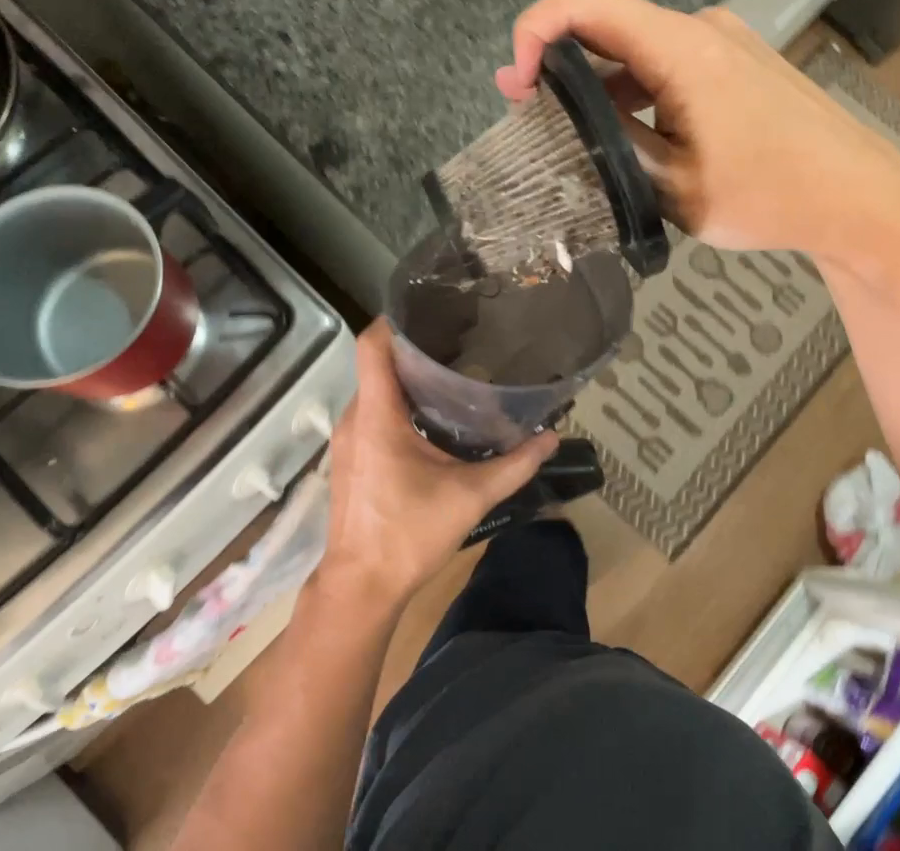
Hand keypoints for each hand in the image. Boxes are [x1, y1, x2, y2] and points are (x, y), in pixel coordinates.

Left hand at [318, 322, 558, 608]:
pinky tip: (433, 420)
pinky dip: (398, 406)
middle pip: (377, 365)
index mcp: (377, 416)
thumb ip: (514, 465)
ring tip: (452, 376)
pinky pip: (372, 415)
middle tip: (461, 344)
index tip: (434, 313)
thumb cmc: (409, 535)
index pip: (372, 346)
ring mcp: (347, 440)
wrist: (361, 586)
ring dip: (407, 381)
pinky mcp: (349, 459)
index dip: (397, 321)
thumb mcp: (470, 497)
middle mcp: (354, 419)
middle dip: (414, 351)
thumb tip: (552, 438)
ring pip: (374, 391)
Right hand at [496, 0, 899, 271]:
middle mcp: (701, 29)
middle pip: (608, 23)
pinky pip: (668, 63)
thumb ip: (615, 145)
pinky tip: (629, 135)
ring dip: (599, 84)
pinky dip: (636, 90)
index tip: (516, 83)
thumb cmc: (770, 197)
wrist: (860, 197)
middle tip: (530, 117)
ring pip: (637, 48)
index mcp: (682, 50)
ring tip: (577, 139)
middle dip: (559, 63)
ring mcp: (724, 43)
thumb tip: (574, 121)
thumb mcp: (674, 187)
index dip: (534, 28)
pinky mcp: (738, 63)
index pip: (584, 2)